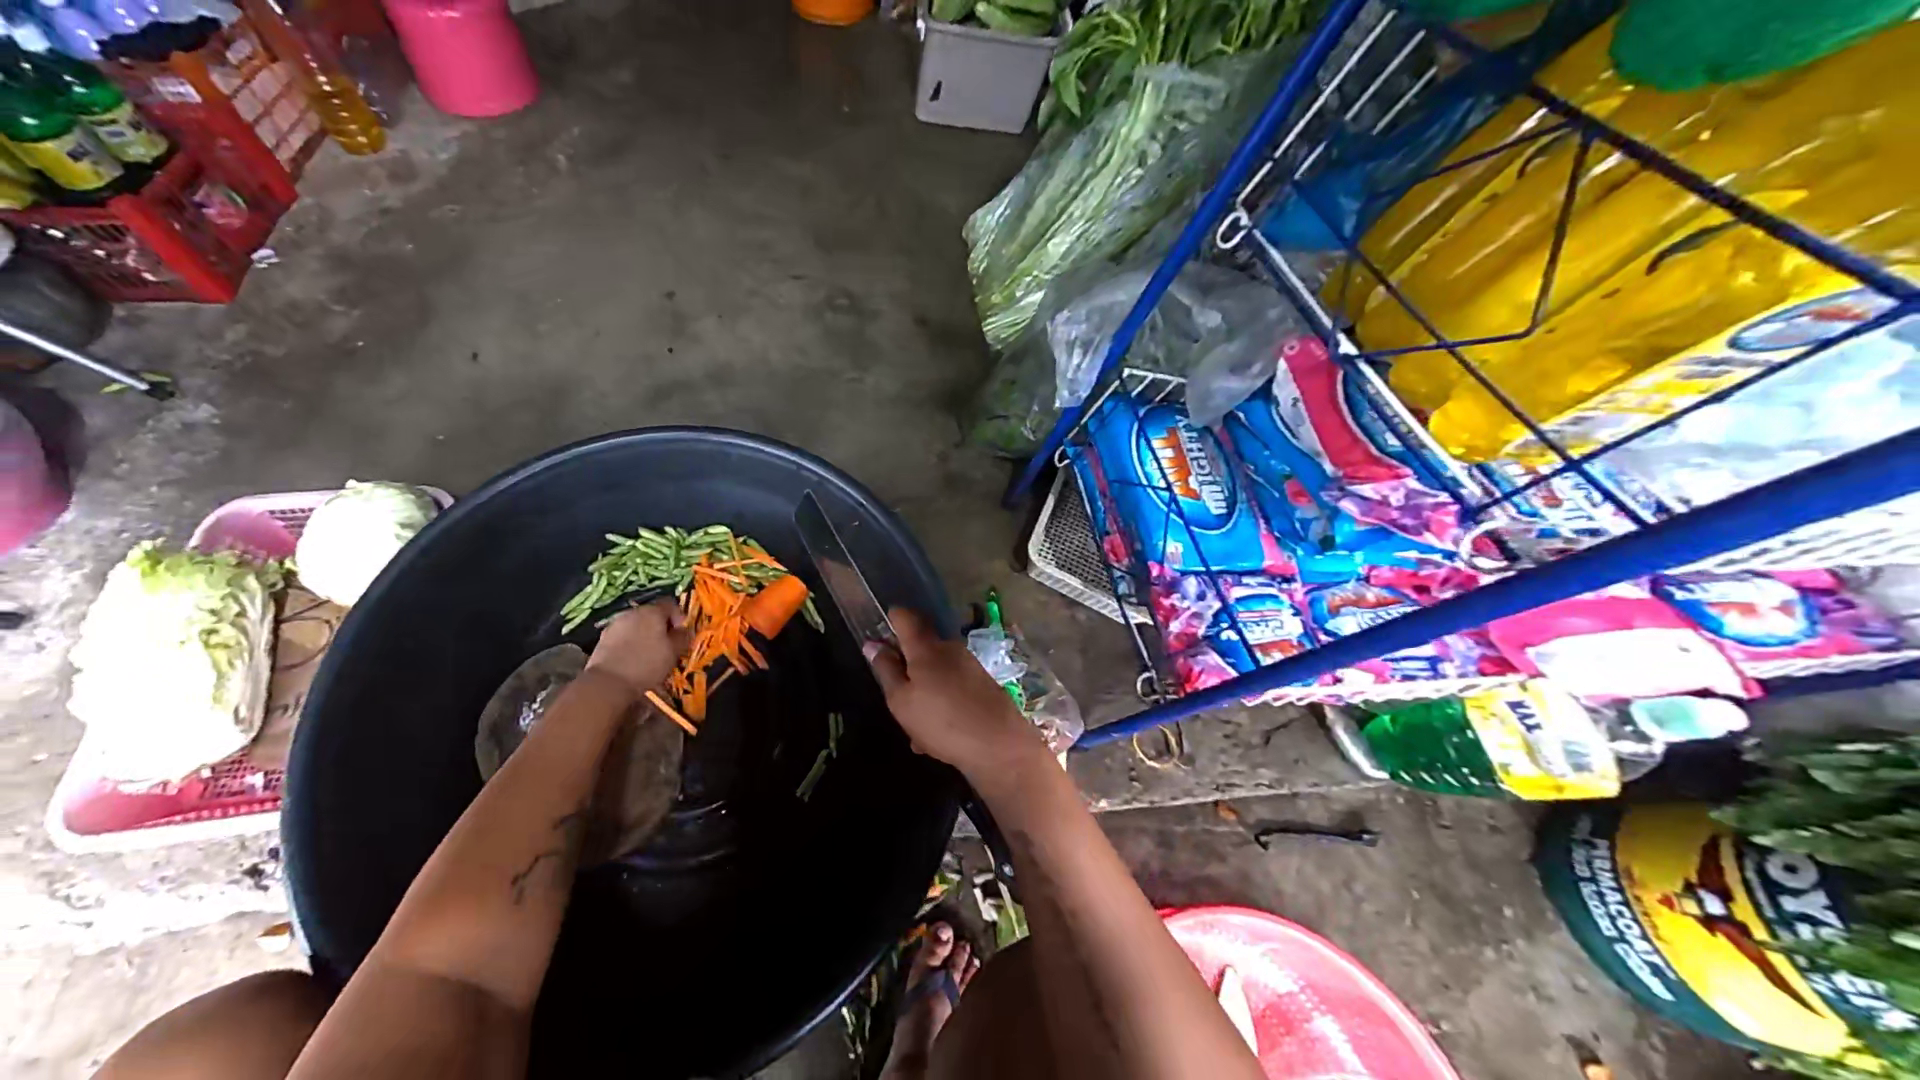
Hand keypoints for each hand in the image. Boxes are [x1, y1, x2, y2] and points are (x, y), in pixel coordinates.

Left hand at [583, 599, 687, 700]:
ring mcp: (615, 625)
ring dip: (645, 635)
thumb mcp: (674, 652)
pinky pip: (624, 636)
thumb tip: (683, 630)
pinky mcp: (603, 639)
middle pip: (652, 614)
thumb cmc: (647, 663)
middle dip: (661, 627)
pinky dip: (631, 643)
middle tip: (667, 645)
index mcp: (652, 611)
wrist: (608, 682)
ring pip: (636, 625)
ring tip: (650, 654)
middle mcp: (632, 613)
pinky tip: (634, 659)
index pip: (670, 604)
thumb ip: (682, 637)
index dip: (679, 617)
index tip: (681, 634)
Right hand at [865, 608, 1050, 782]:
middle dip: (907, 668)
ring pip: (938, 673)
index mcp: (926, 648)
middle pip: (922, 648)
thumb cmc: (940, 721)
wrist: (998, 743)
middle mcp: (950, 649)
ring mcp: (970, 665)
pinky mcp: (984, 684)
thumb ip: (886, 670)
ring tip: (917, 730)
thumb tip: (873, 644)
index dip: (892, 618)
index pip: (906, 618)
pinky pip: (954, 688)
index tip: (881, 632)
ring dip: (925, 693)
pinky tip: (938, 736)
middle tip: (896, 697)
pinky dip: (943, 704)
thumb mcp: (901, 700)